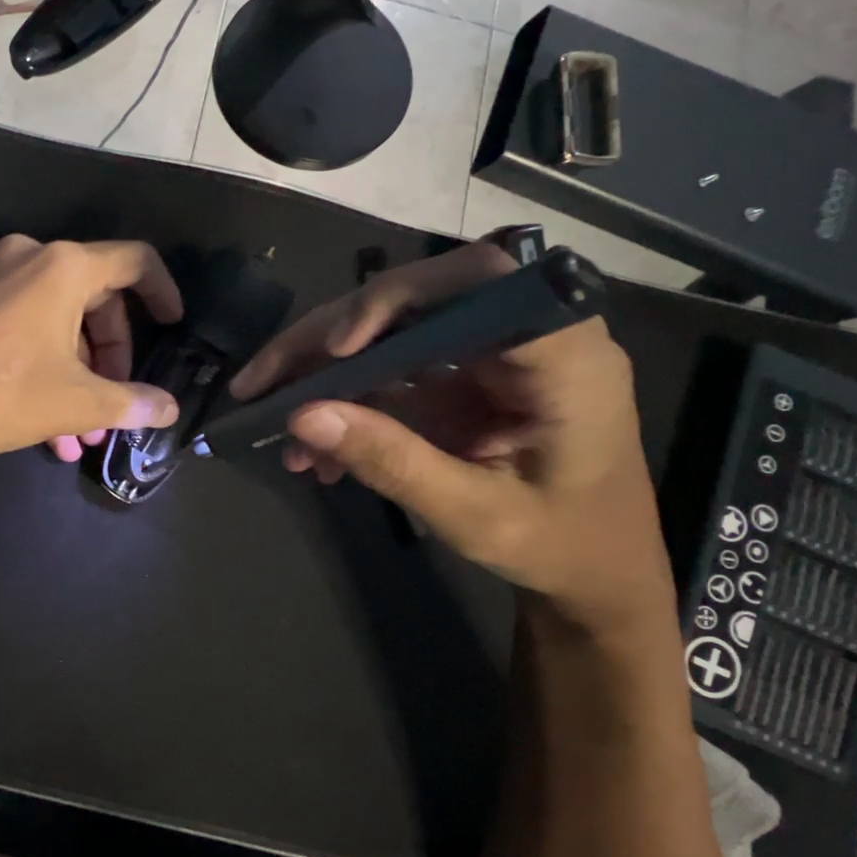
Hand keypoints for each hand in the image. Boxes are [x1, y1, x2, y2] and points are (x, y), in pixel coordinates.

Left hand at [0, 235, 184, 487]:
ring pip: (61, 321)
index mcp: (64, 267)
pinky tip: (53, 430)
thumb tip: (169, 409)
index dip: (164, 293)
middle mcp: (31, 258)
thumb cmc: (0, 396)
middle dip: (113, 358)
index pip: (135, 262)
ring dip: (80, 376)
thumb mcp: (76, 403)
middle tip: (118, 404)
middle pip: (97, 298)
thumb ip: (131, 402)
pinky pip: (29, 327)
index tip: (175, 326)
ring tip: (85, 435)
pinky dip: (49, 368)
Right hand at [231, 242, 672, 627]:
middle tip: (260, 382)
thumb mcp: (477, 517)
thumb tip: (301, 417)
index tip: (338, 348)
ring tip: (272, 423)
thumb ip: (394, 463)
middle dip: (327, 339)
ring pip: (388, 330)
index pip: (482, 280)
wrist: (596, 577)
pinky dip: (342, 401)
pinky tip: (312, 448)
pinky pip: (386, 369)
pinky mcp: (459, 377)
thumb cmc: (563, 548)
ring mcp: (487, 355)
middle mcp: (525, 337)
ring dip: (322, 372)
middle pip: (414, 301)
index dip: (400, 297)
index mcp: (563, 358)